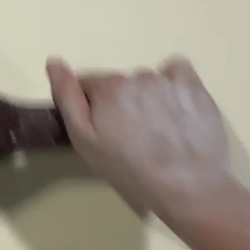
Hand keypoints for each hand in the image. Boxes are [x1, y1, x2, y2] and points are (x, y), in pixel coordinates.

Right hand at [46, 56, 242, 222]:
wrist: (188, 188)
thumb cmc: (128, 168)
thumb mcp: (83, 139)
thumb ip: (67, 97)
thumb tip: (54, 61)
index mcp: (107, 87)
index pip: (87, 84)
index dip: (91, 107)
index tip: (102, 130)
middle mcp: (137, 76)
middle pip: (118, 83)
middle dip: (119, 102)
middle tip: (130, 135)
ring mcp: (169, 81)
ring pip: (145, 81)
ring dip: (145, 97)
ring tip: (157, 129)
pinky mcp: (195, 89)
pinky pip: (177, 70)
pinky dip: (172, 83)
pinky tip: (174, 106)